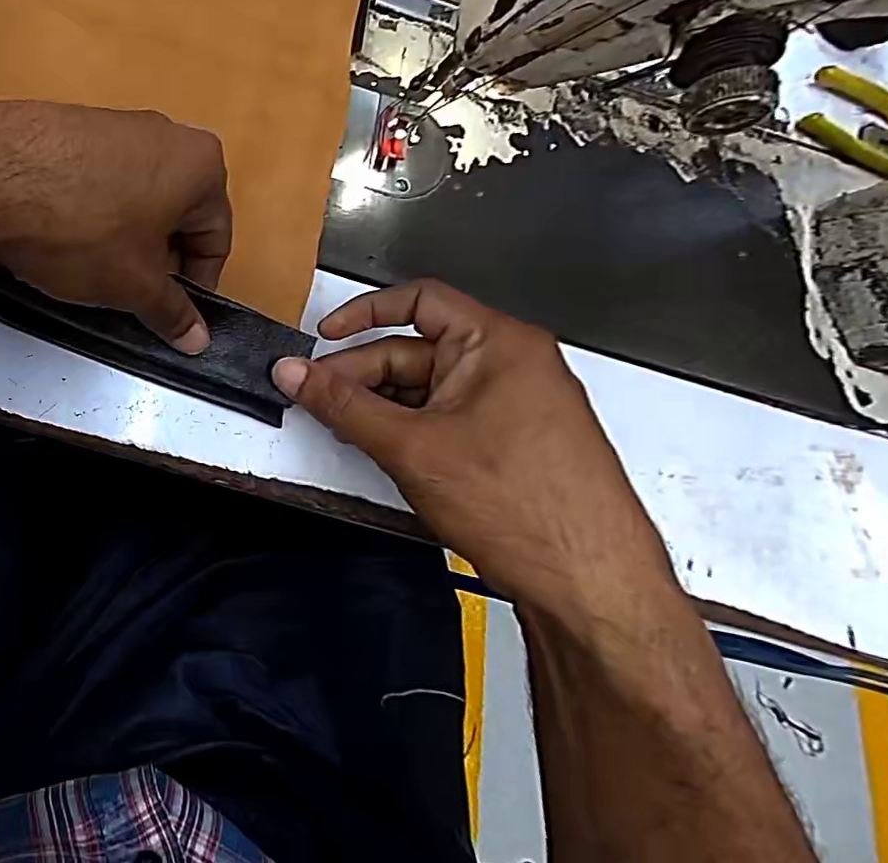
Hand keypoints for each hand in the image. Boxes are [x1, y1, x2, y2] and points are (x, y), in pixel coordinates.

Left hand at [0, 101, 231, 352]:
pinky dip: (91, 215)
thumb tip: (198, 340)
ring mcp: (114, 123)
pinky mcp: (70, 127)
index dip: (196, 286)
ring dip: (124, 240)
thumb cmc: (80, 229)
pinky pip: (97, 183)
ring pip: (135, 200)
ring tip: (89, 269)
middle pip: (176, 216)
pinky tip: (61, 237)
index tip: (171, 314)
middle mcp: (165, 132)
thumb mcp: (134, 284)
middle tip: (129, 295)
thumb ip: (172, 312)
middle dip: (157, 262)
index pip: (215, 239)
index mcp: (200, 163)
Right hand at [271, 279, 677, 619]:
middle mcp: (510, 366)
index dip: (363, 313)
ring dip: (381, 406)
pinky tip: (382, 449)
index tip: (326, 335)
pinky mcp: (508, 440)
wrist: (591, 588)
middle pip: (413, 350)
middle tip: (318, 397)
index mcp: (498, 344)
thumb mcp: (412, 447)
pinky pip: (444, 416)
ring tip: (346, 430)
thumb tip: (296, 373)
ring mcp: (512, 404)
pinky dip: (407, 427)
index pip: (418, 300)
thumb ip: (342, 405)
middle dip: (360, 375)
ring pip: (425, 388)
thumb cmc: (529, 511)